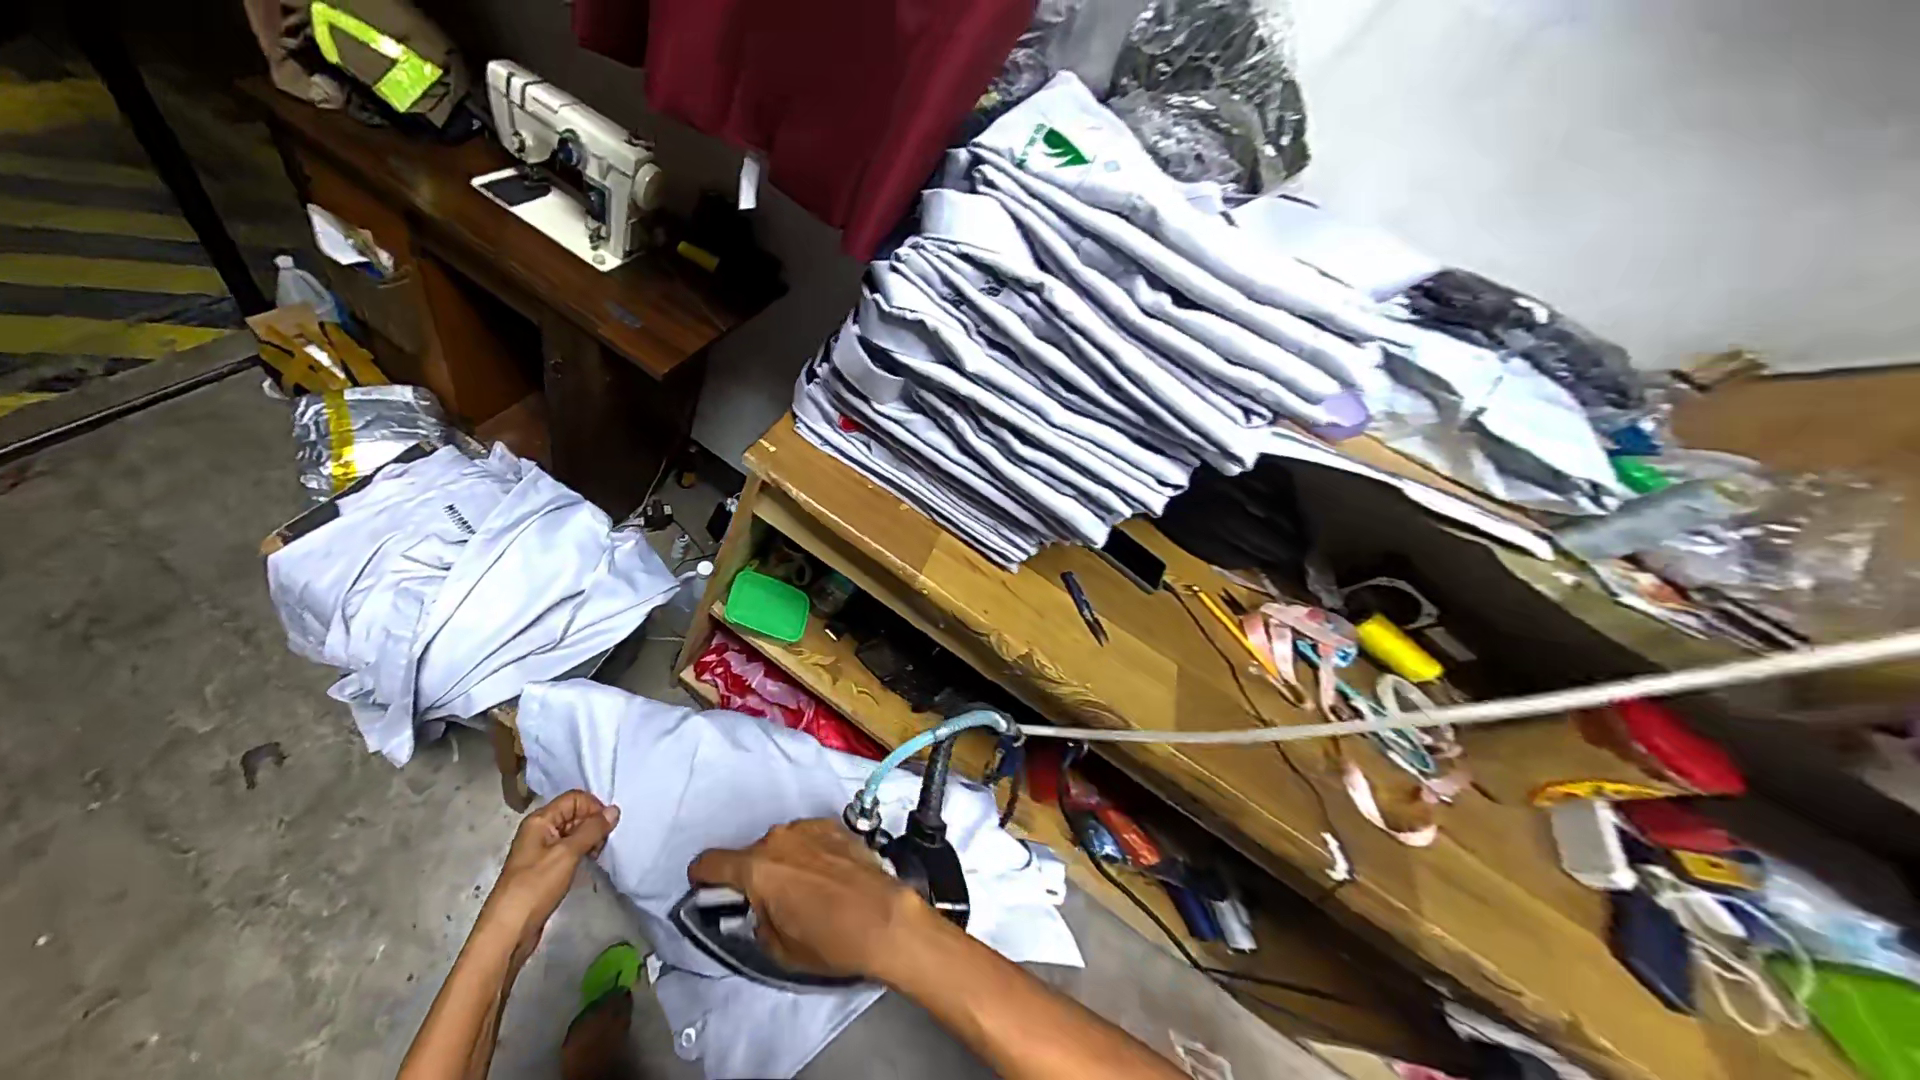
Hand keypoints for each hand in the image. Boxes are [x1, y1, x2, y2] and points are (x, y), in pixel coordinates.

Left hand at [479, 791, 619, 958]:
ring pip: (574, 831)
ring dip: (589, 839)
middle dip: (593, 824)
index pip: (574, 798)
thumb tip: (614, 810)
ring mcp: (541, 850)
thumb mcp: (567, 854)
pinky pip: (569, 849)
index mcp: (540, 820)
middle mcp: (539, 830)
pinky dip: (582, 852)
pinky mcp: (545, 867)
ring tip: (595, 855)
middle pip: (575, 813)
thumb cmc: (535, 887)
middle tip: (601, 844)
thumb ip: (592, 829)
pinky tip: (587, 863)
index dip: (593, 808)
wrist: (508, 932)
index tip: (605, 827)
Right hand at [689, 818, 936, 981]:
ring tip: (805, 888)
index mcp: (757, 868)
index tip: (706, 888)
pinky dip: (810, 851)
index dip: (703, 877)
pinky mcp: (836, 825)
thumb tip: (758, 908)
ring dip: (784, 861)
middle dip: (753, 875)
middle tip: (769, 901)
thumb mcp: (777, 946)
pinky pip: (809, 837)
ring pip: (782, 844)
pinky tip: (827, 874)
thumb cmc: (829, 940)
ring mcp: (809, 827)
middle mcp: (779, 838)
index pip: (710, 862)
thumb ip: (756, 920)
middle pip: (751, 854)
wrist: (885, 918)